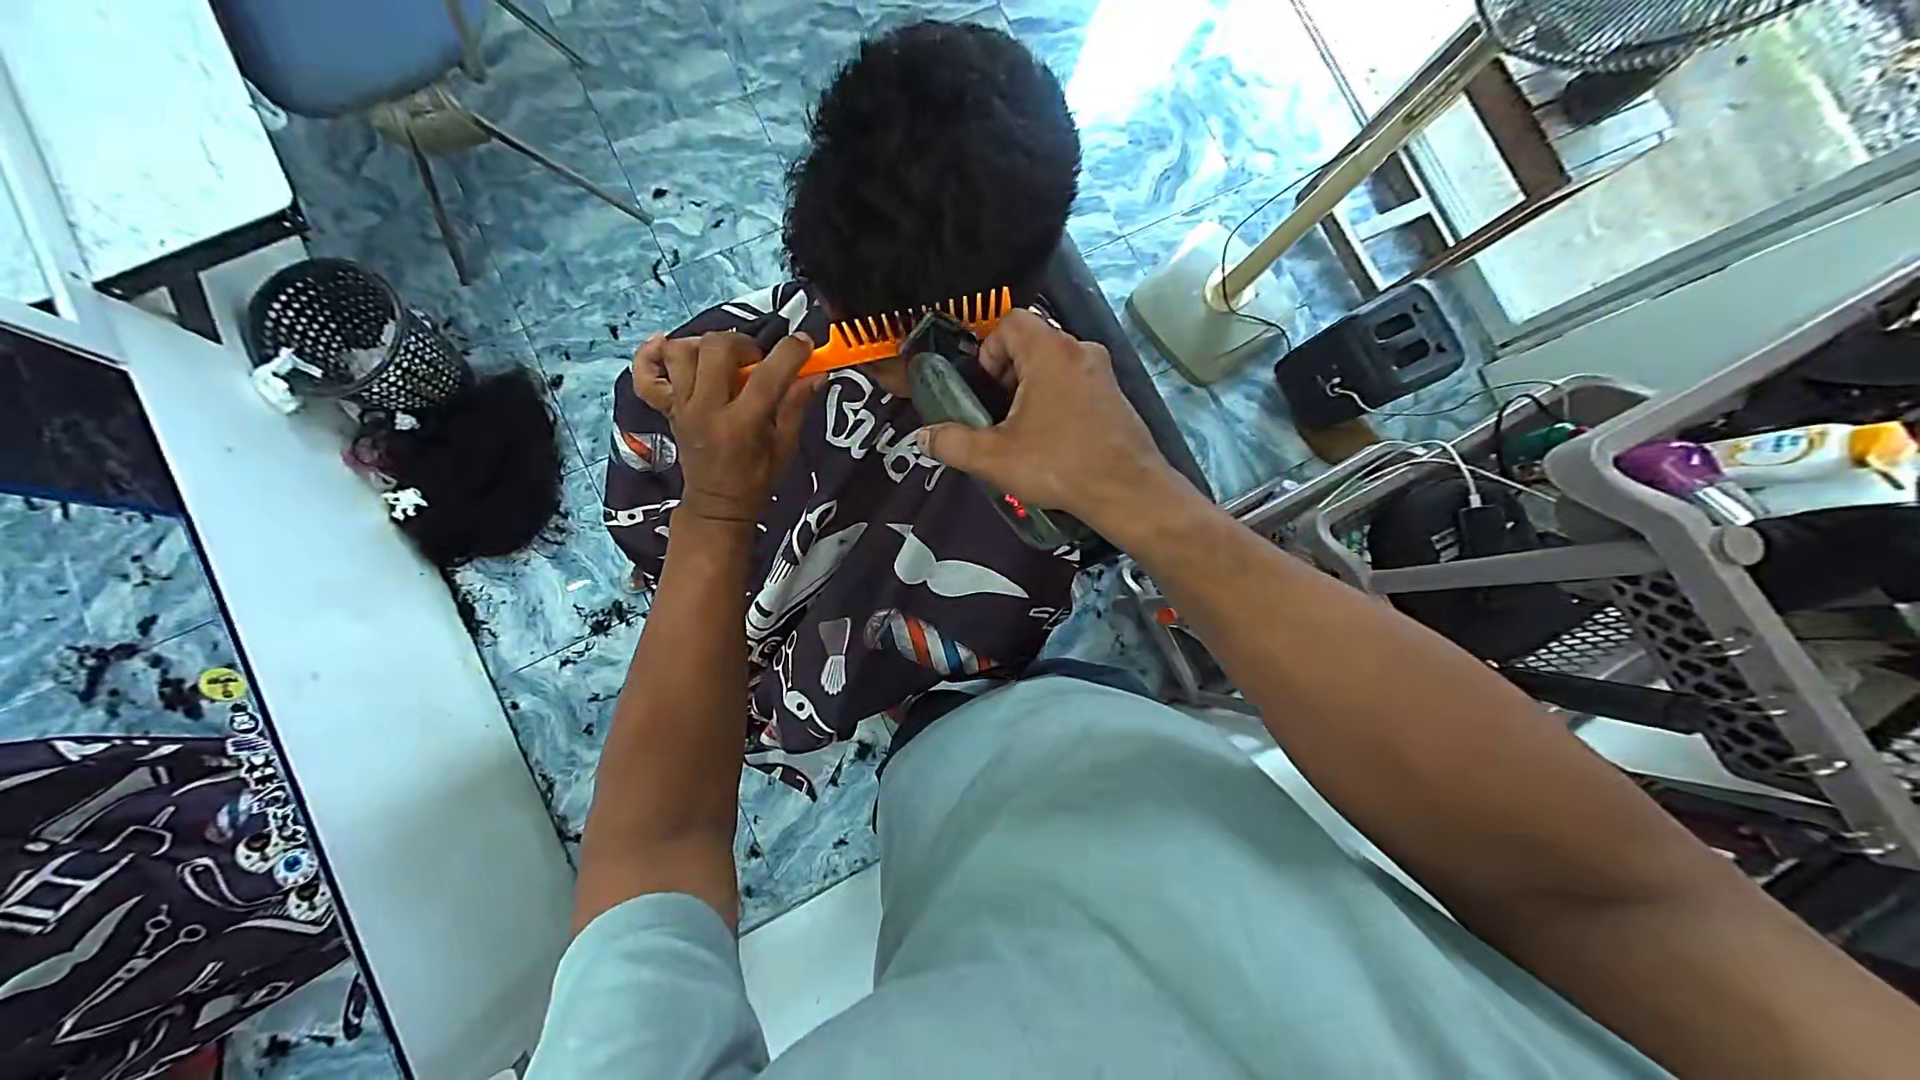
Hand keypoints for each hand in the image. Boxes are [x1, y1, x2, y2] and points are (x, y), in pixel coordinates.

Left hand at [631, 330, 822, 526]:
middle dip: (743, 344)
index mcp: (742, 424)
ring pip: (681, 352)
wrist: (717, 504)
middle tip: (756, 360)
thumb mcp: (786, 447)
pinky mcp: (667, 409)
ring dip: (705, 345)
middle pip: (716, 349)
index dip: (791, 352)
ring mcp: (681, 407)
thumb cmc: (756, 478)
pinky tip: (667, 345)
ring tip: (723, 359)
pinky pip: (646, 374)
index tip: (804, 345)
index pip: (767, 375)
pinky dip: (651, 354)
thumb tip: (816, 373)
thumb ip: (796, 406)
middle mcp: (706, 410)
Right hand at [916, 310, 1191, 534]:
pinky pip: (1076, 384)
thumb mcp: (994, 457)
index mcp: (1050, 351)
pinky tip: (1052, 440)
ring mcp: (1103, 372)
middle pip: (1032, 343)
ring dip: (1031, 389)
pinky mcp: (1115, 396)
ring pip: (1055, 365)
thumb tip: (924, 437)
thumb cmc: (1059, 465)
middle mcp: (1080, 350)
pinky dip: (1057, 401)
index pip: (1011, 322)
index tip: (984, 387)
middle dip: (1007, 374)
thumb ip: (952, 443)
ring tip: (1021, 431)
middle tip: (997, 413)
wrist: (1126, 491)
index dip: (988, 349)